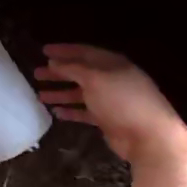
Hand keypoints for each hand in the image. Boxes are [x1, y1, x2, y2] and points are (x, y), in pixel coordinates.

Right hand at [34, 44, 186, 163]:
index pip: (84, 52)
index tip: (43, 50)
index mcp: (112, 64)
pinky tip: (56, 112)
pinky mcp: (108, 119)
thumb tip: (54, 62)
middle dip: (59, 73)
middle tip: (37, 73)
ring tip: (40, 95)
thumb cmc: (122, 101)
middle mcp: (112, 79)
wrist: (149, 136)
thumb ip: (73, 69)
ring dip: (61, 93)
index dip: (63, 51)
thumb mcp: (95, 79)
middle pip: (80, 73)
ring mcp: (111, 100)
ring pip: (81, 93)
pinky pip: (85, 111)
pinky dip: (71, 111)